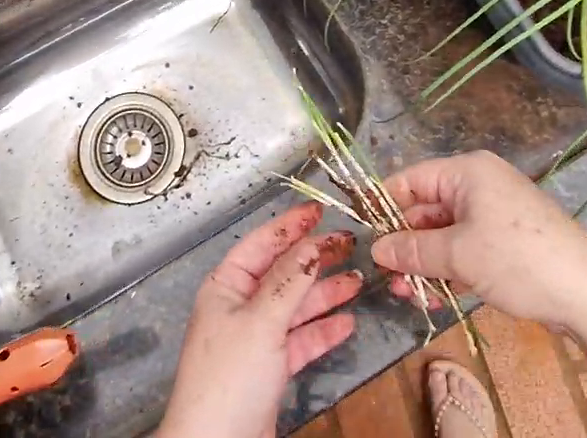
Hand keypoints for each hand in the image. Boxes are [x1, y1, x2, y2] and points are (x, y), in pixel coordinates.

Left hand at [158, 204, 363, 437]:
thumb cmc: (229, 376)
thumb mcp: (261, 320)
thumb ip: (290, 281)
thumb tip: (315, 244)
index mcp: (226, 284)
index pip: (262, 243)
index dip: (290, 225)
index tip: (320, 210)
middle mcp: (240, 305)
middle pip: (283, 273)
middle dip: (315, 259)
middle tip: (351, 244)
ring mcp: (256, 337)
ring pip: (296, 306)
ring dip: (325, 294)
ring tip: (359, 280)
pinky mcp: (271, 367)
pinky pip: (300, 340)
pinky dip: (323, 331)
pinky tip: (347, 322)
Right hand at [371, 151, 586, 332]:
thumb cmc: (518, 260)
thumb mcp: (457, 255)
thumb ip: (411, 250)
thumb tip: (376, 249)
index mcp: (467, 171)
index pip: (410, 180)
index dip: (383, 204)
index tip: (363, 233)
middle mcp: (480, 184)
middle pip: (427, 208)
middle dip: (405, 243)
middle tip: (386, 275)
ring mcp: (497, 213)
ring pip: (446, 232)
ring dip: (425, 261)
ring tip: (407, 293)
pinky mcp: (510, 240)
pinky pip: (467, 246)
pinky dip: (449, 266)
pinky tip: (436, 294)